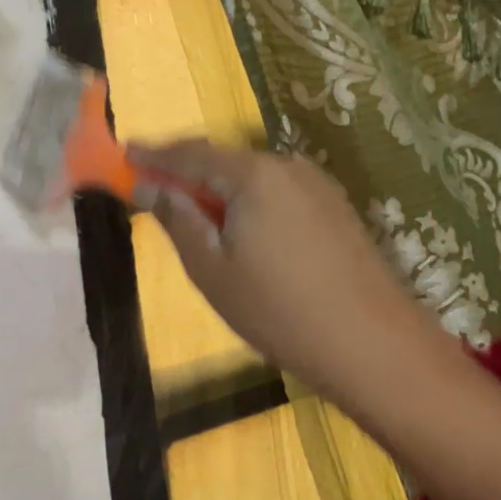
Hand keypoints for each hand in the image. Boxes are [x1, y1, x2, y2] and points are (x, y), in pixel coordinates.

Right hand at [126, 138, 407, 380]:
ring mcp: (317, 186)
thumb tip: (147, 186)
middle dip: (185, 172)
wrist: (375, 347)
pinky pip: (277, 193)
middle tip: (153, 190)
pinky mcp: (335, 208)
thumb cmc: (279, 311)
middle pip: (222, 160)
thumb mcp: (211, 269)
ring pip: (251, 178)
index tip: (124, 153)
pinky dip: (249, 202)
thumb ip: (177, 219)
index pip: (190, 153)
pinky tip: (241, 233)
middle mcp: (286, 166)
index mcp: (252, 174)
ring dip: (218, 190)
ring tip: (194, 219)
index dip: (154, 154)